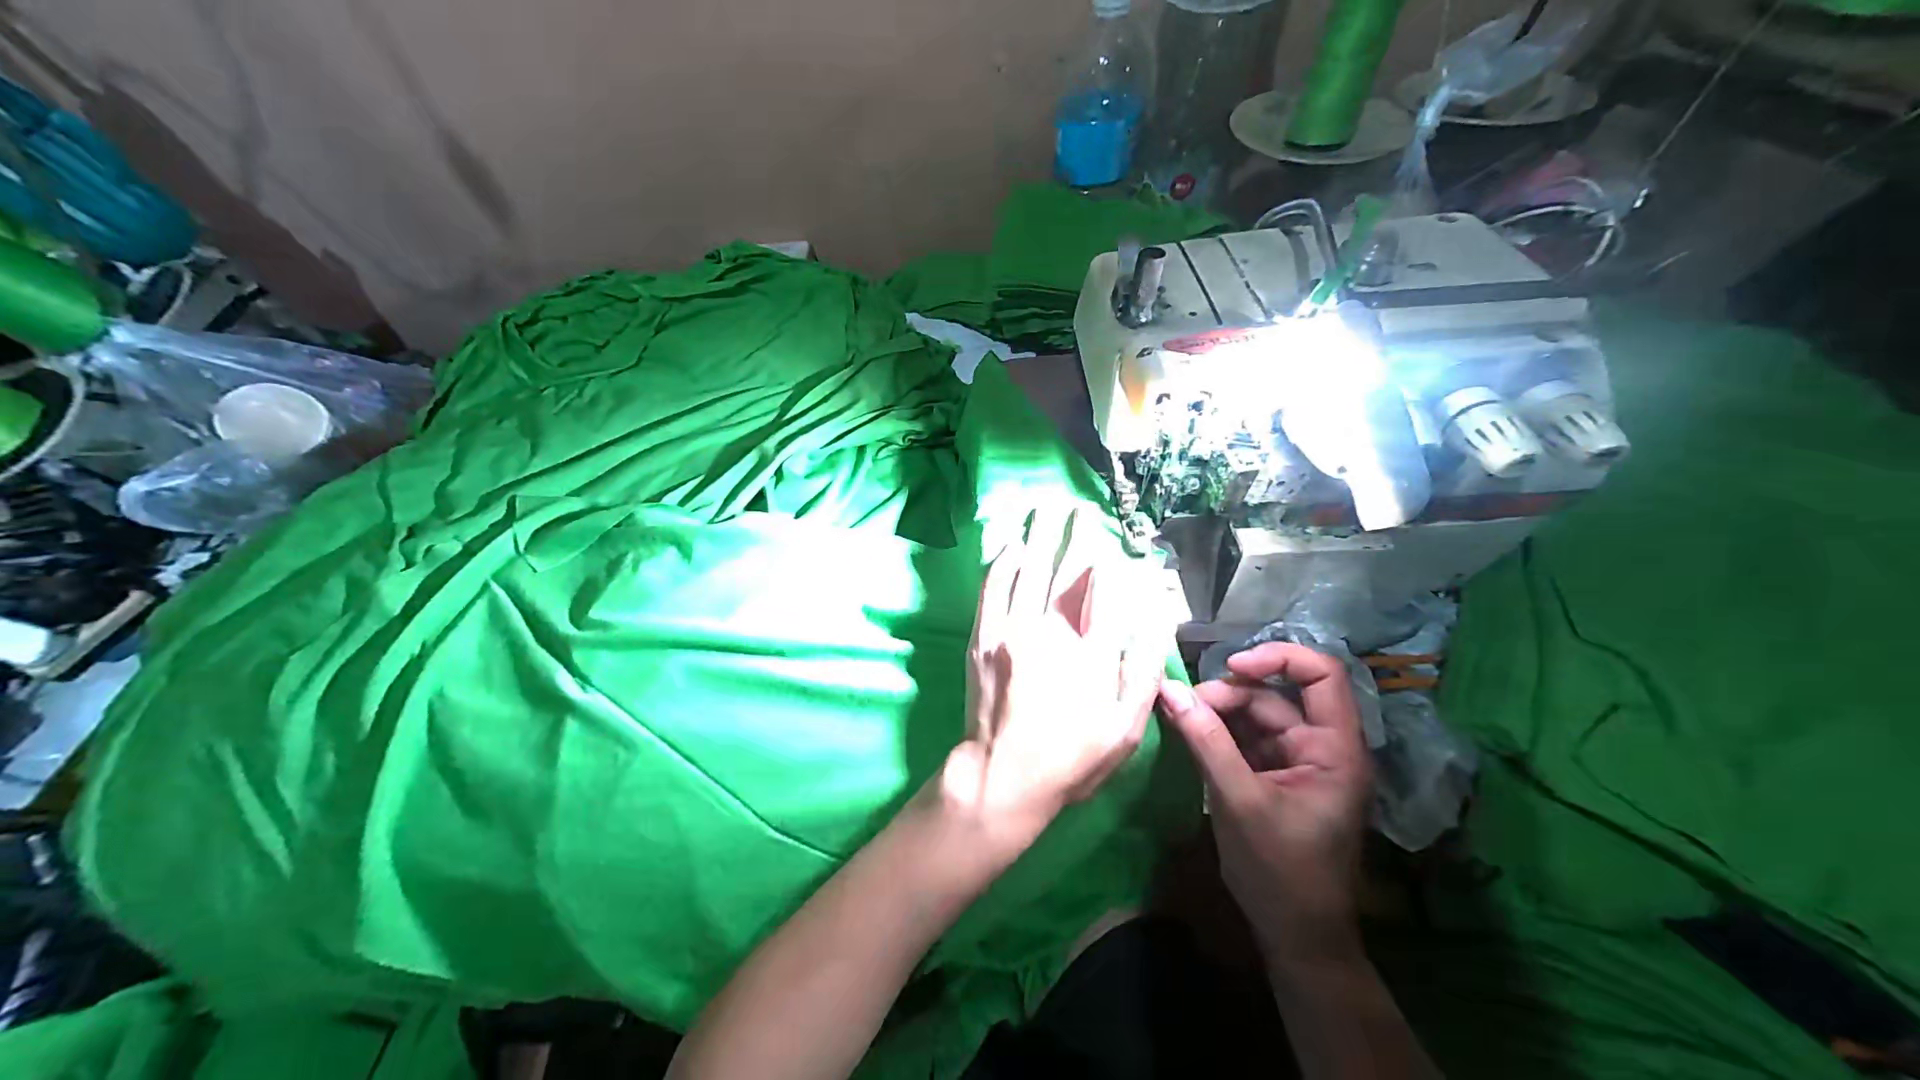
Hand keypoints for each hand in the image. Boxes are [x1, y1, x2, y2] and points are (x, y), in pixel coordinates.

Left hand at [934, 510, 1161, 853]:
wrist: (1002, 777)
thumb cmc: (1071, 759)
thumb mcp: (1125, 729)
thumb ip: (1143, 672)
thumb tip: (1156, 621)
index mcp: (1092, 653)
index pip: (1106, 589)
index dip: (1114, 561)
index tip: (1117, 543)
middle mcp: (1052, 632)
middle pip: (1067, 569)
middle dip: (1076, 533)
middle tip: (1080, 506)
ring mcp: (1012, 631)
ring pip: (1029, 568)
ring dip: (1040, 534)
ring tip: (1047, 508)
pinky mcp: (983, 637)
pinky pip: (993, 587)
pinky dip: (1003, 561)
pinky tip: (1011, 544)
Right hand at [1156, 644, 1372, 963]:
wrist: (1293, 934)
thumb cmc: (1281, 871)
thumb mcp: (1239, 801)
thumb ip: (1205, 741)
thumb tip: (1168, 689)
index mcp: (1335, 749)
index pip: (1322, 676)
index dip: (1279, 658)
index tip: (1231, 667)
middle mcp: (1320, 747)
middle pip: (1275, 696)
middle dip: (1229, 694)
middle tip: (1185, 707)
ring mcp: (1296, 762)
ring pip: (1255, 716)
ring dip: (1218, 713)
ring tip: (1181, 721)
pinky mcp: (1273, 776)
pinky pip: (1245, 740)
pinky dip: (1217, 734)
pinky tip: (1189, 736)